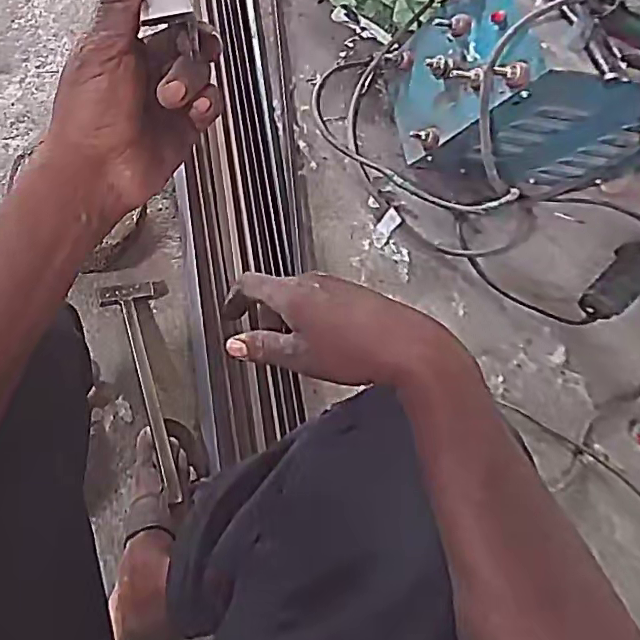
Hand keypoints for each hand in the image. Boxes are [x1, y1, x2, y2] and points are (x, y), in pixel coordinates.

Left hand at [36, 0, 221, 224]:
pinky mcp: (184, 123)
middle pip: (189, 41)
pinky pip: (211, 102)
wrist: (95, 173)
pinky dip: (206, 104)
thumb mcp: (104, 47)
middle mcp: (146, 68)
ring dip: (190, 81)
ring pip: (202, 71)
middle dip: (189, 50)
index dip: (175, 13)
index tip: (179, 15)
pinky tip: (191, 111)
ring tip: (168, 99)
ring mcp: (167, 97)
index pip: (161, 14)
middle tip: (178, 58)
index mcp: (123, 44)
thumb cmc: (86, 116)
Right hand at [225, 273, 478, 389]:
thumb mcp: (298, 356)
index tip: (229, 313)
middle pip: (274, 290)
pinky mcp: (354, 294)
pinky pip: (320, 299)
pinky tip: (325, 343)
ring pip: (298, 295)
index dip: (234, 298)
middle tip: (262, 341)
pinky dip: (311, 316)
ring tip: (297, 348)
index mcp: (291, 292)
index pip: (249, 283)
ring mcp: (335, 285)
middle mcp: (311, 282)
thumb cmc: (356, 350)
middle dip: (264, 315)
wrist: (410, 348)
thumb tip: (235, 344)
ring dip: (289, 317)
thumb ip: (262, 347)